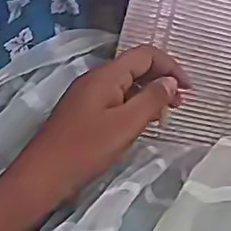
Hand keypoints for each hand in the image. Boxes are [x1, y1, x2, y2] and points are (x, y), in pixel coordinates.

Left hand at [8, 45, 190, 197]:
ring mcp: (86, 95)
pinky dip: (133, 105)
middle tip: (180, 104)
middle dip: (161, 80)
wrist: (42, 175)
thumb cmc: (85, 149)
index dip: (171, 67)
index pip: (145, 55)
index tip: (188, 90)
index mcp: (105, 76)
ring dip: (148, 94)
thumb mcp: (125, 125)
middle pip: (135, 66)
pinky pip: (115, 98)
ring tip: (164, 115)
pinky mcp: (82, 111)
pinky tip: (140, 124)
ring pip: (125, 84)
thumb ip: (151, 100)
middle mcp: (95, 78)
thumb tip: (171, 82)